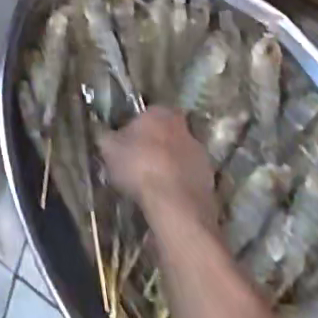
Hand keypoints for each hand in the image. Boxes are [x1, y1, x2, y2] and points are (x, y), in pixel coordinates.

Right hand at [98, 108, 217, 226]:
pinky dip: (179, 185)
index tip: (130, 133)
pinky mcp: (212, 187)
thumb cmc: (139, 166)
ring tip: (152, 180)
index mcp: (162, 114)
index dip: (141, 121)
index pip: (152, 110)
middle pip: (170, 133)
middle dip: (158, 143)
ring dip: (171, 165)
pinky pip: (190, 180)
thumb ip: (107, 135)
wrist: (176, 208)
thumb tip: (104, 131)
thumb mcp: (108, 147)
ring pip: (182, 157)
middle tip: (139, 156)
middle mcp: (187, 132)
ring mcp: (204, 160)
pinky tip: (165, 196)